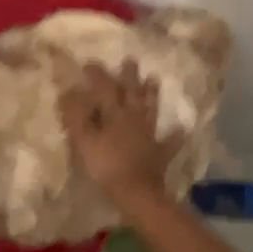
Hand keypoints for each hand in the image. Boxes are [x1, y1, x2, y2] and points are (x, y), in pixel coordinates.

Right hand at [57, 59, 182, 200]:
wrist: (136, 192)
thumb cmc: (105, 165)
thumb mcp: (82, 139)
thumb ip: (75, 114)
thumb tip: (69, 90)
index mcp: (114, 113)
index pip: (104, 87)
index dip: (97, 74)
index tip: (89, 62)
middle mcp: (133, 118)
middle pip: (131, 93)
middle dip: (129, 76)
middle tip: (131, 60)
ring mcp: (149, 135)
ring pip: (150, 109)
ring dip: (152, 94)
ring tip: (154, 79)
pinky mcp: (160, 153)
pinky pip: (170, 141)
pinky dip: (176, 135)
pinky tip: (183, 129)